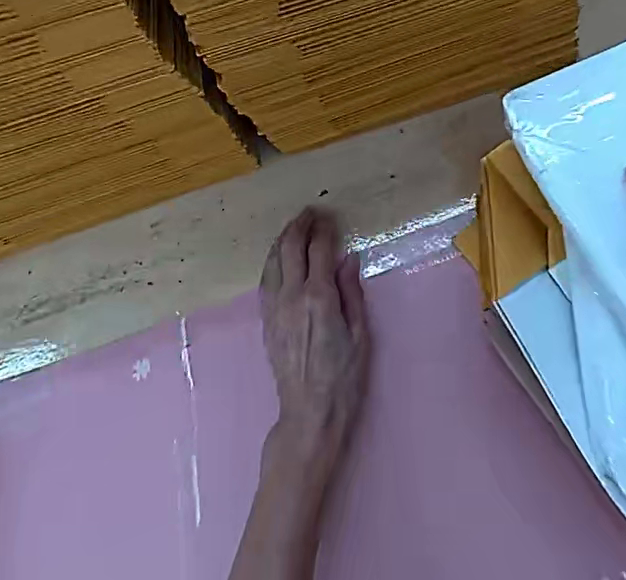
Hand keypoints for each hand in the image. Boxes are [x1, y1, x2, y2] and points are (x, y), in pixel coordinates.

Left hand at [230, 208, 368, 579]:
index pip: (319, 249)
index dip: (324, 229)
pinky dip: (273, 258)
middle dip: (300, 224)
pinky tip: (280, 256)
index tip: (330, 217)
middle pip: (290, 246)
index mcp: (319, 296)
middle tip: (311, 213)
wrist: (309, 412)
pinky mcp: (266, 317)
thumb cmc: (343, 377)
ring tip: (295, 226)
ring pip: (273, 258)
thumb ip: (351, 292)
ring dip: (284, 237)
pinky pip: (266, 277)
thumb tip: (348, 258)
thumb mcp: (360, 335)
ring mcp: (275, 305)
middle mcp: (292, 294)